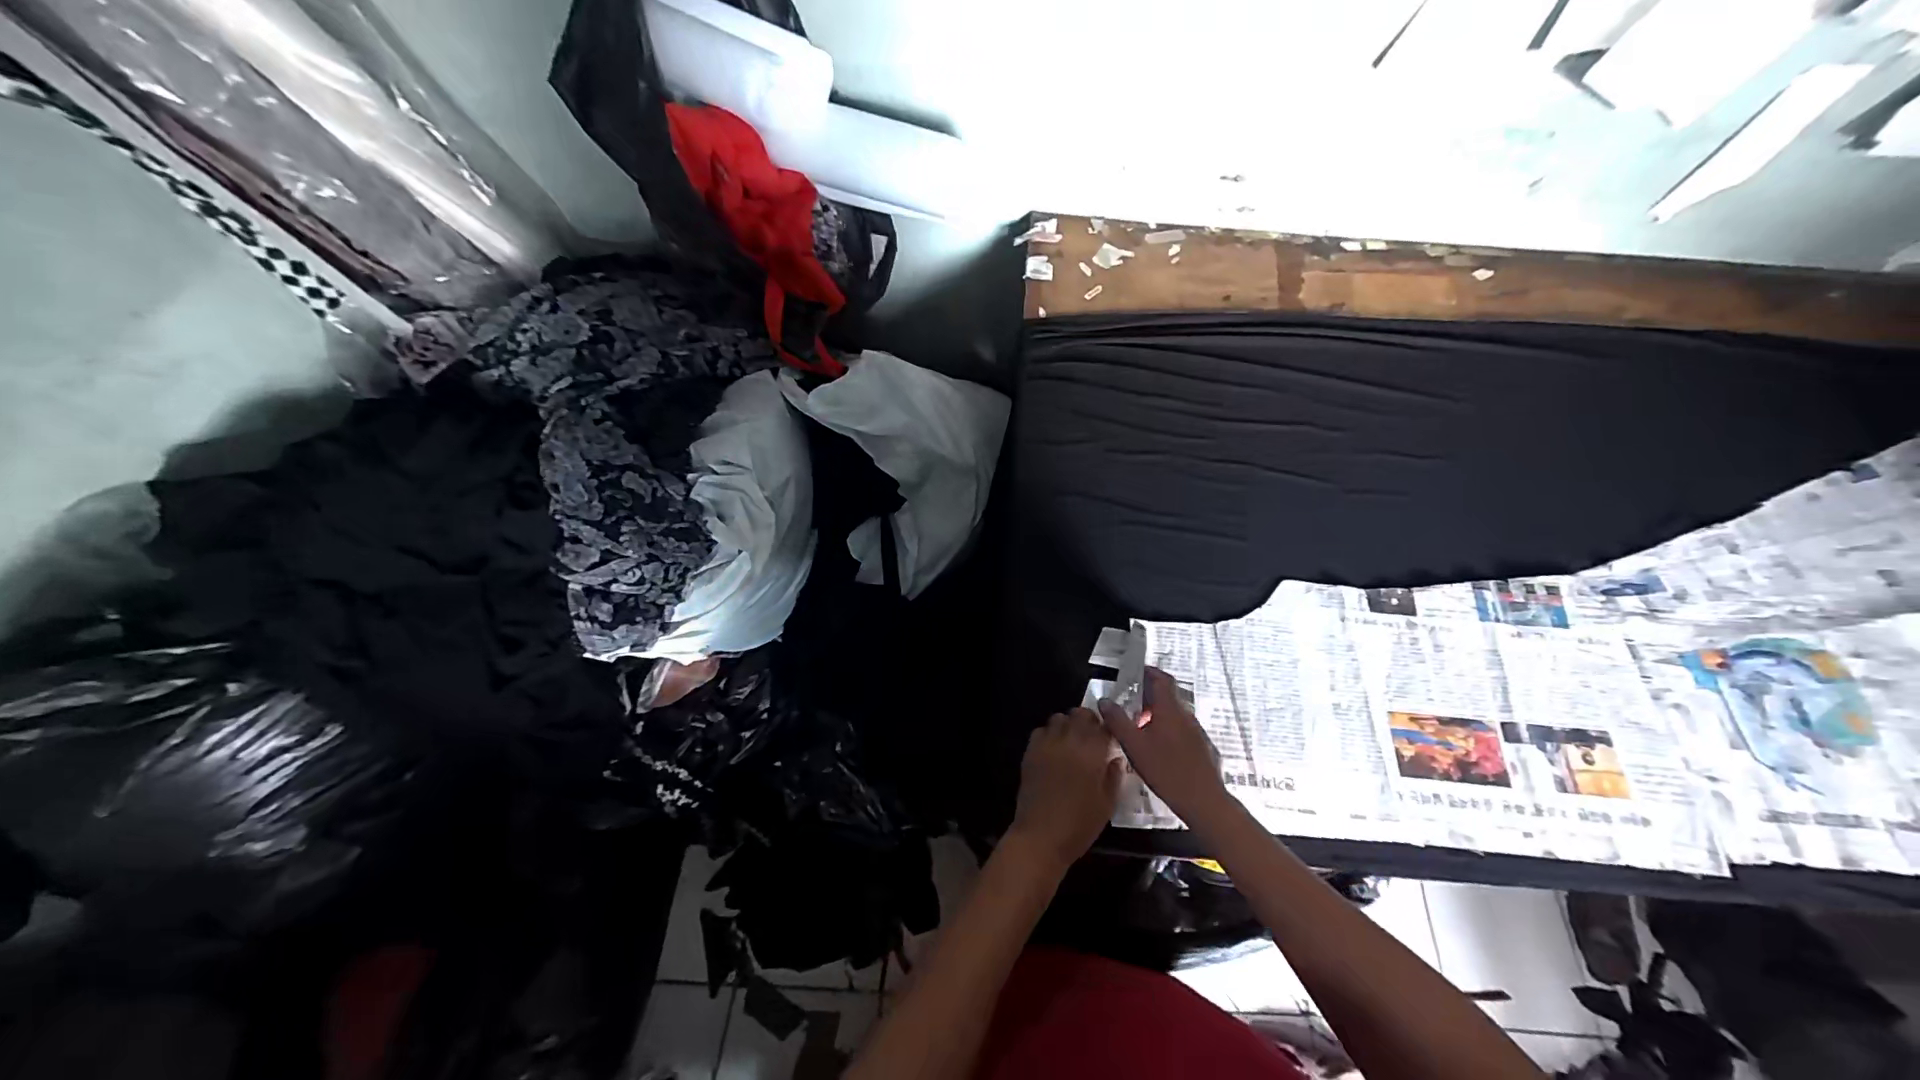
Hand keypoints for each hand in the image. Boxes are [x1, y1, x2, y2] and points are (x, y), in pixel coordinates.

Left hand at [1007, 708, 1122, 868]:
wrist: (1041, 836)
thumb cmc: (1080, 824)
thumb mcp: (1107, 804)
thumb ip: (1113, 776)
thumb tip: (1115, 759)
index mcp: (1092, 752)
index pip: (1103, 725)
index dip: (1108, 729)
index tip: (1110, 738)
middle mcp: (1069, 740)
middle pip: (1079, 714)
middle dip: (1088, 721)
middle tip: (1092, 737)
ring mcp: (1046, 744)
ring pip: (1058, 718)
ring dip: (1068, 725)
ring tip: (1072, 742)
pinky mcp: (1030, 752)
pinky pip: (1040, 731)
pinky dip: (1049, 734)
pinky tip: (1053, 750)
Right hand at [1098, 668, 1231, 826]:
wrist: (1203, 801)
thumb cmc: (1166, 770)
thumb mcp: (1134, 746)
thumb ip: (1118, 721)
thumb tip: (1105, 701)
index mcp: (1170, 709)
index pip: (1161, 679)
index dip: (1148, 672)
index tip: (1133, 672)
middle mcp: (1185, 715)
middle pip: (1166, 696)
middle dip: (1146, 696)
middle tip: (1127, 704)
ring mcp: (1195, 731)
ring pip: (1172, 714)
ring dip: (1155, 714)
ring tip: (1136, 727)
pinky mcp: (1200, 747)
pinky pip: (1179, 728)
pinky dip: (1164, 728)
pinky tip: (1154, 748)